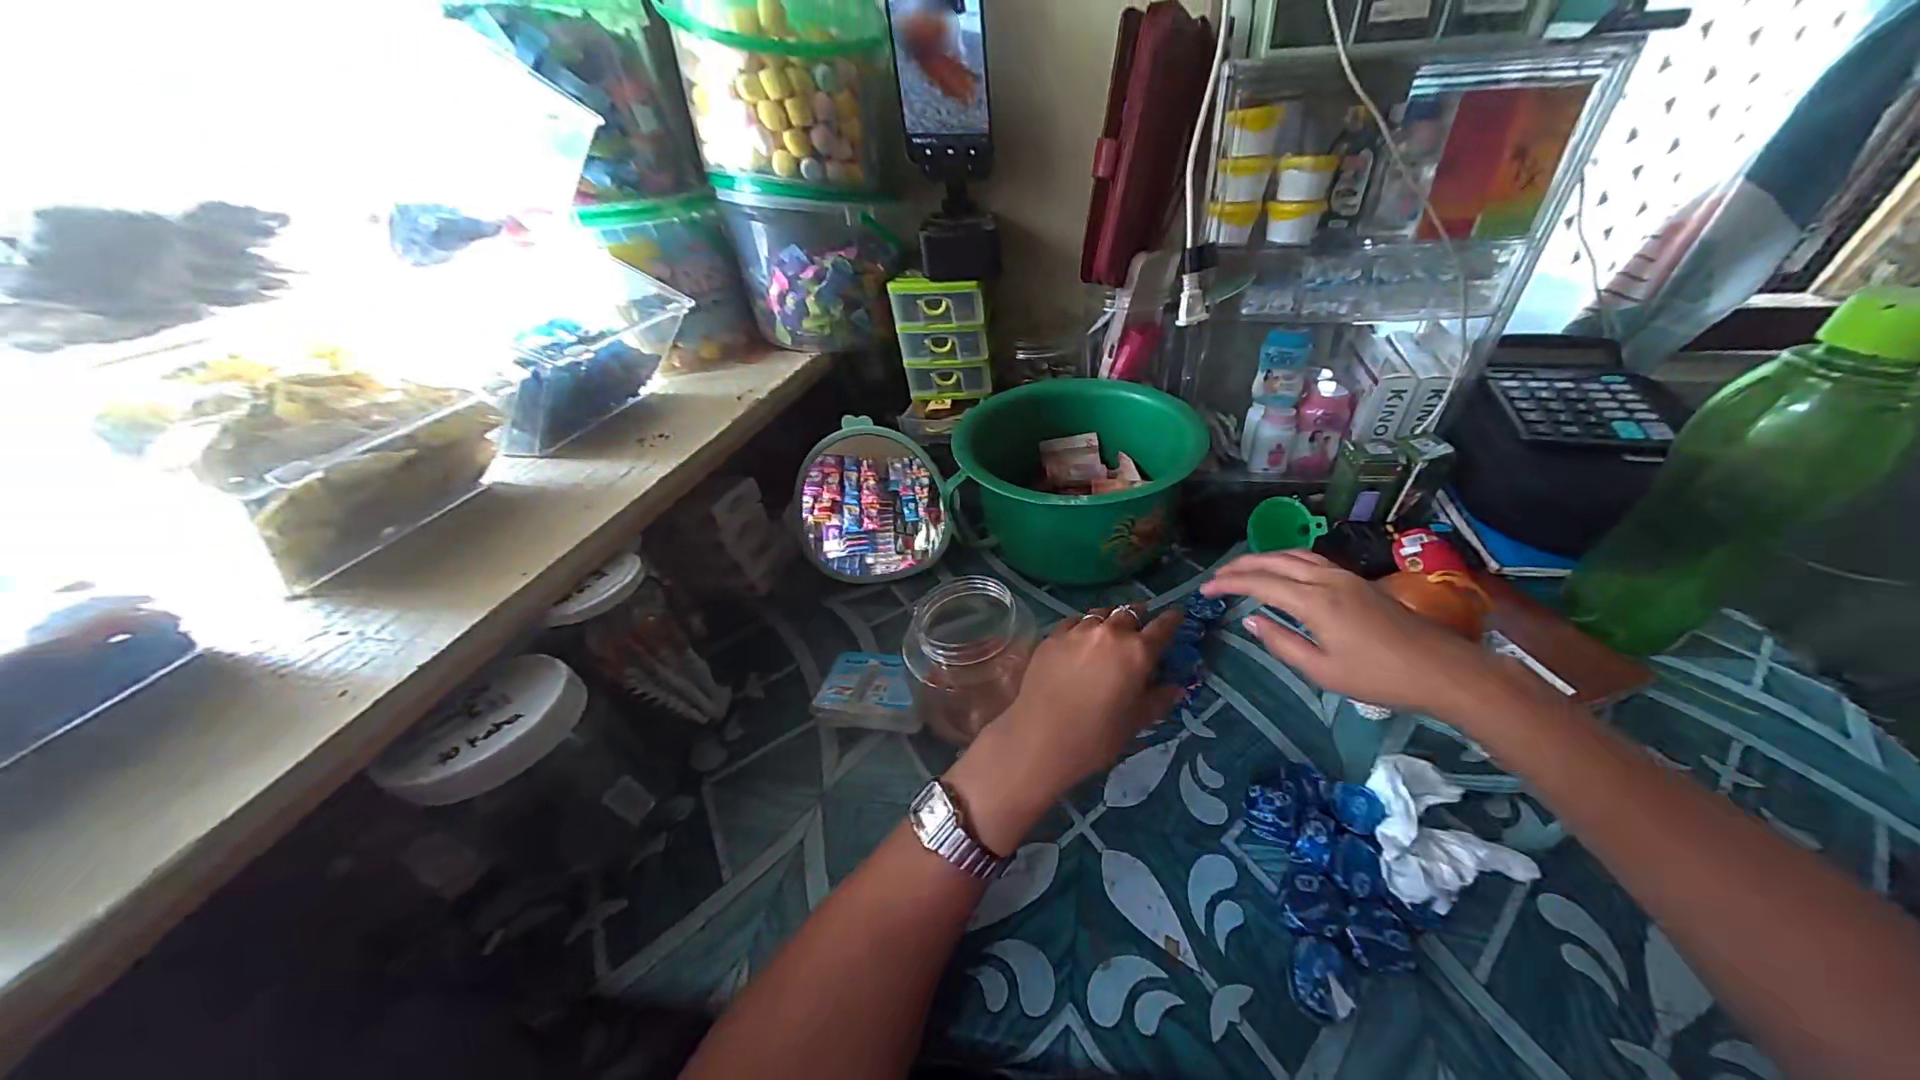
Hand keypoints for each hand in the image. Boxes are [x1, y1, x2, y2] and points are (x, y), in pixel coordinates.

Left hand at [944, 604, 1182, 853]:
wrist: (1041, 737)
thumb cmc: (1097, 736)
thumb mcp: (1136, 721)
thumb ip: (1159, 699)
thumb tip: (1175, 687)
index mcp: (1137, 652)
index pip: (1163, 626)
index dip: (1172, 620)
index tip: (1176, 616)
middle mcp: (1109, 632)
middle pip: (1130, 613)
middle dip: (1139, 618)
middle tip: (1139, 629)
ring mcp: (1078, 631)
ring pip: (1100, 614)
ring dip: (1110, 620)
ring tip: (1109, 631)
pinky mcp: (1052, 636)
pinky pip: (1074, 622)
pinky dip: (1083, 626)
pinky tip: (1080, 640)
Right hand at [1201, 550, 1507, 715]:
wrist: (1443, 669)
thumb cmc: (1379, 677)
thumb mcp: (1322, 670)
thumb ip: (1281, 642)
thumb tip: (1250, 619)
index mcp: (1314, 601)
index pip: (1260, 582)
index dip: (1228, 583)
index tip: (1204, 589)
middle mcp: (1326, 580)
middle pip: (1274, 560)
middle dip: (1240, 565)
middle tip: (1216, 576)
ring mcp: (1345, 577)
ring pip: (1294, 555)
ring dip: (1263, 558)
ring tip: (1242, 569)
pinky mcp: (1357, 582)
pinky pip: (1311, 561)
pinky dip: (1285, 560)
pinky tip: (1282, 572)